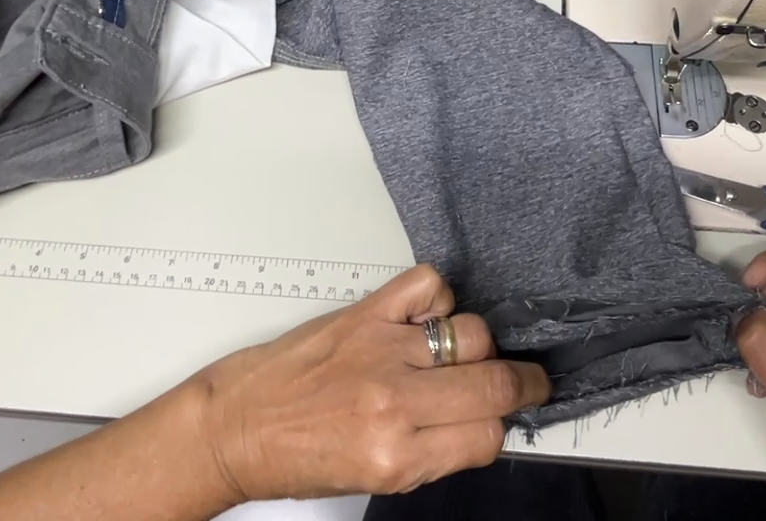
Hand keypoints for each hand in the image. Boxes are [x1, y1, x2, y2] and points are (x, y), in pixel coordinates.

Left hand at [192, 264, 550, 500]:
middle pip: (493, 382)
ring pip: (472, 333)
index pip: (489, 435)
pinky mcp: (365, 312)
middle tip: (527, 379)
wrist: (238, 427)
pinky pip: (429, 286)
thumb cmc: (297, 458)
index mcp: (397, 455)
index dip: (500, 427)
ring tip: (463, 352)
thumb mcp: (376, 480)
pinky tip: (426, 318)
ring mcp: (381, 348)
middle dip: (522, 382)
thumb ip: (433, 452)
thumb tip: (482, 424)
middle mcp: (395, 400)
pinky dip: (439, 298)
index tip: (502, 417)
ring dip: (479, 345)